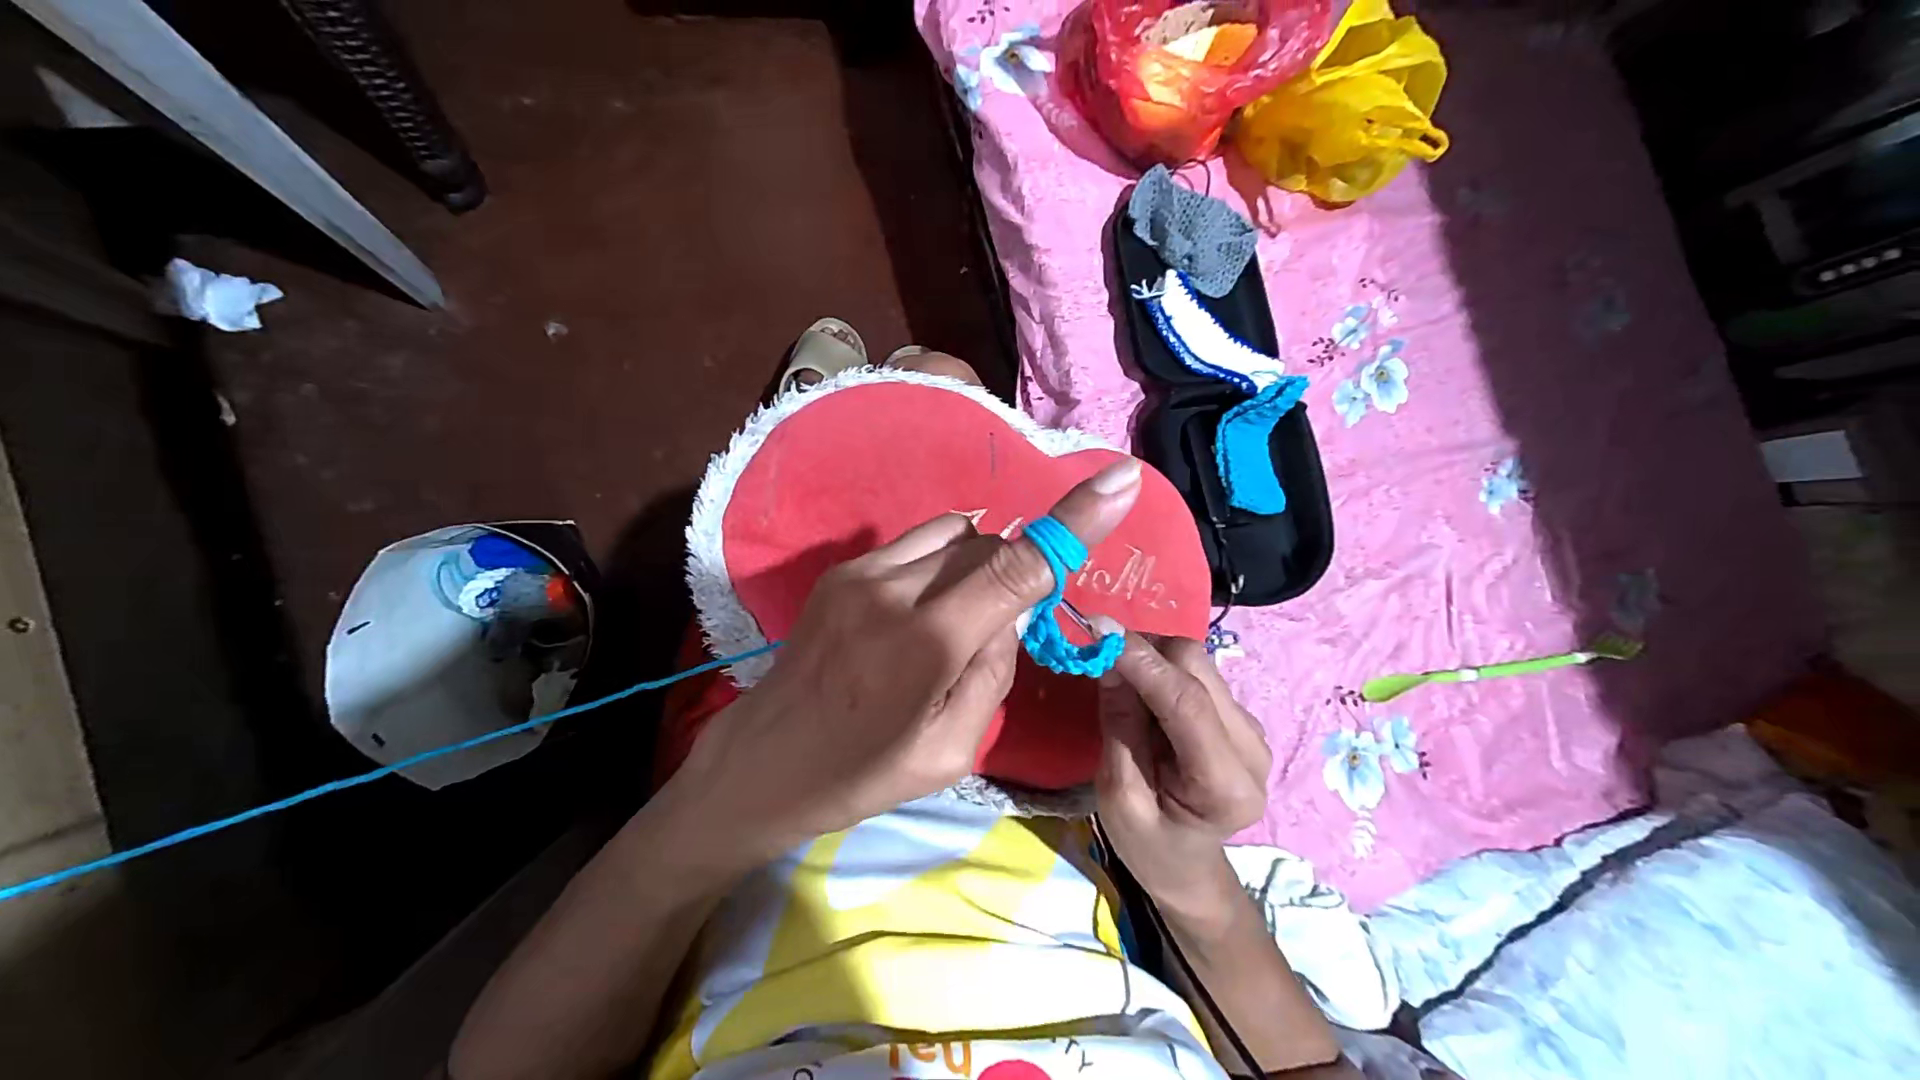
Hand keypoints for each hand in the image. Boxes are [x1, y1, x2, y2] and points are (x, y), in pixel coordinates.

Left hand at [666, 458, 1143, 861]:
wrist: (761, 762)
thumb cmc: (862, 774)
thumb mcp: (952, 750)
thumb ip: (995, 672)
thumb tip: (1010, 612)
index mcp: (930, 644)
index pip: (1018, 565)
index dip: (1074, 520)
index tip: (1119, 479)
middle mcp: (895, 591)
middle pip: (989, 544)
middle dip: (1013, 571)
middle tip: (995, 628)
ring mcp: (862, 574)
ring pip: (954, 535)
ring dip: (977, 564)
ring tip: (954, 620)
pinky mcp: (842, 570)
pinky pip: (918, 543)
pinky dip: (942, 562)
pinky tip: (921, 609)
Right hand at [1096, 634, 1271, 922]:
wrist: (1187, 866)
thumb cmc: (1148, 844)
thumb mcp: (1118, 796)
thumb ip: (1119, 725)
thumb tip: (1110, 658)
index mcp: (1225, 784)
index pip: (1186, 702)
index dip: (1142, 660)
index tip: (1097, 630)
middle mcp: (1251, 747)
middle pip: (1197, 666)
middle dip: (1145, 650)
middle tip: (1100, 655)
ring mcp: (1250, 728)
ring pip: (1198, 662)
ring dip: (1152, 657)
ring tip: (1119, 680)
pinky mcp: (1239, 717)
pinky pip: (1197, 673)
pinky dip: (1162, 669)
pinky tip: (1143, 695)